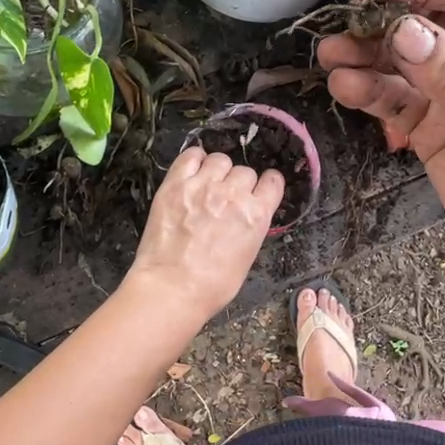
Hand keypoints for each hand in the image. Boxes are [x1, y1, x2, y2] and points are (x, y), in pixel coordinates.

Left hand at [126, 147, 283, 322]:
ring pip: (220, 160)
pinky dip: (195, 159)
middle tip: (226, 199)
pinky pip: (190, 156)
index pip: (273, 181)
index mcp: (256, 215)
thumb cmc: (211, 286)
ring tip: (207, 184)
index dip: (267, 185)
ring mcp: (202, 186)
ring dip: (217, 170)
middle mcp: (233, 194)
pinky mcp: (175, 184)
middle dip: (239, 183)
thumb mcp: (247, 258)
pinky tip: (192, 171)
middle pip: (245, 171)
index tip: (260, 190)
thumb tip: (245, 216)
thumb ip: (250, 228)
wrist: (172, 288)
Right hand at [317, 0, 444, 285]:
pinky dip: (371, 93)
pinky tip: (347, 88)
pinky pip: (398, 102)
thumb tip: (404, 33)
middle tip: (345, 23)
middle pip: (436, 21)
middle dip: (390, 20)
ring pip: (409, 61)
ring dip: (369, 56)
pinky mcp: (437, 130)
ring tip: (331, 56)